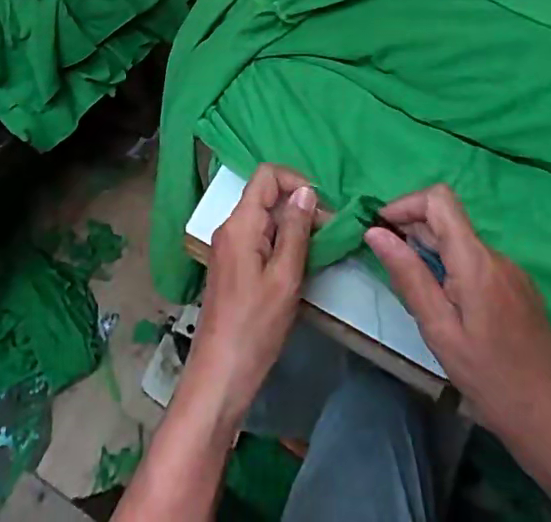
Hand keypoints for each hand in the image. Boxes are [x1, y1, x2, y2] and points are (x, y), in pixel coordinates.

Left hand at [187, 164, 320, 420]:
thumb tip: (306, 191)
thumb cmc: (255, 327)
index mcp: (239, 224)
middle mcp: (229, 228)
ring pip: (265, 218)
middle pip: (266, 195)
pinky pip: (260, 238)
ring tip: (319, 250)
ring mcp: (229, 247)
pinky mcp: (233, 266)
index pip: (266, 175)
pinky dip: (282, 242)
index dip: (296, 180)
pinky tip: (300, 264)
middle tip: (329, 232)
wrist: (220, 375)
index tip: (322, 207)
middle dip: (300, 205)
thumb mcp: (285, 277)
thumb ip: (296, 230)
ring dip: (294, 225)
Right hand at [362, 184, 550, 439]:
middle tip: (387, 263)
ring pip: (460, 241)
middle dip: (411, 229)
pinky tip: (443, 302)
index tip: (381, 229)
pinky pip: (476, 261)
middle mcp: (496, 255)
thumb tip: (375, 232)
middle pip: (448, 219)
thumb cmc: (489, 378)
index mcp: (476, 261)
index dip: (405, 204)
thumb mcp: (439, 329)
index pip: (439, 199)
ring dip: (429, 250)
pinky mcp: (518, 287)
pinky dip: (450, 266)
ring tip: (412, 287)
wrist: (550, 418)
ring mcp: (511, 270)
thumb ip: (408, 275)